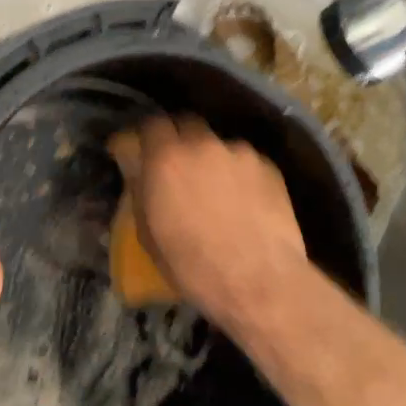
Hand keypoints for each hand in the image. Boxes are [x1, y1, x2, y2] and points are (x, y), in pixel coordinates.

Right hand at [107, 115, 308, 327]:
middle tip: (177, 166)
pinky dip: (237, 174)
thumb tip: (136, 168)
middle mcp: (202, 144)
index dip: (146, 135)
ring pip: (217, 144)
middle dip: (178, 138)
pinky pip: (244, 161)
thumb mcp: (149, 235)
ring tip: (215, 189)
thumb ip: (140, 190)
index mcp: (166, 158)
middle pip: (186, 124)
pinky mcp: (268, 166)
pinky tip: (243, 201)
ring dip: (210, 159)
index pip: (151, 123)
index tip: (141, 150)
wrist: (261, 282)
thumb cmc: (194, 267)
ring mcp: (239, 152)